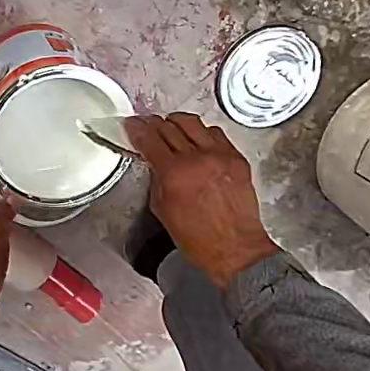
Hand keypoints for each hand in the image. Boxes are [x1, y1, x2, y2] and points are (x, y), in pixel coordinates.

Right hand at [123, 113, 280, 287]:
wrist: (235, 249)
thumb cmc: (200, 238)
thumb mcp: (162, 209)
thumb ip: (156, 179)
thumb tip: (153, 161)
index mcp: (174, 173)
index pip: (150, 139)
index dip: (137, 128)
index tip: (133, 125)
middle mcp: (197, 159)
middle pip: (169, 126)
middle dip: (154, 123)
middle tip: (148, 124)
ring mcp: (220, 156)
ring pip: (192, 123)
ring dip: (177, 122)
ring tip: (171, 126)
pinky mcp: (236, 158)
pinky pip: (215, 133)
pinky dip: (202, 132)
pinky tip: (197, 139)